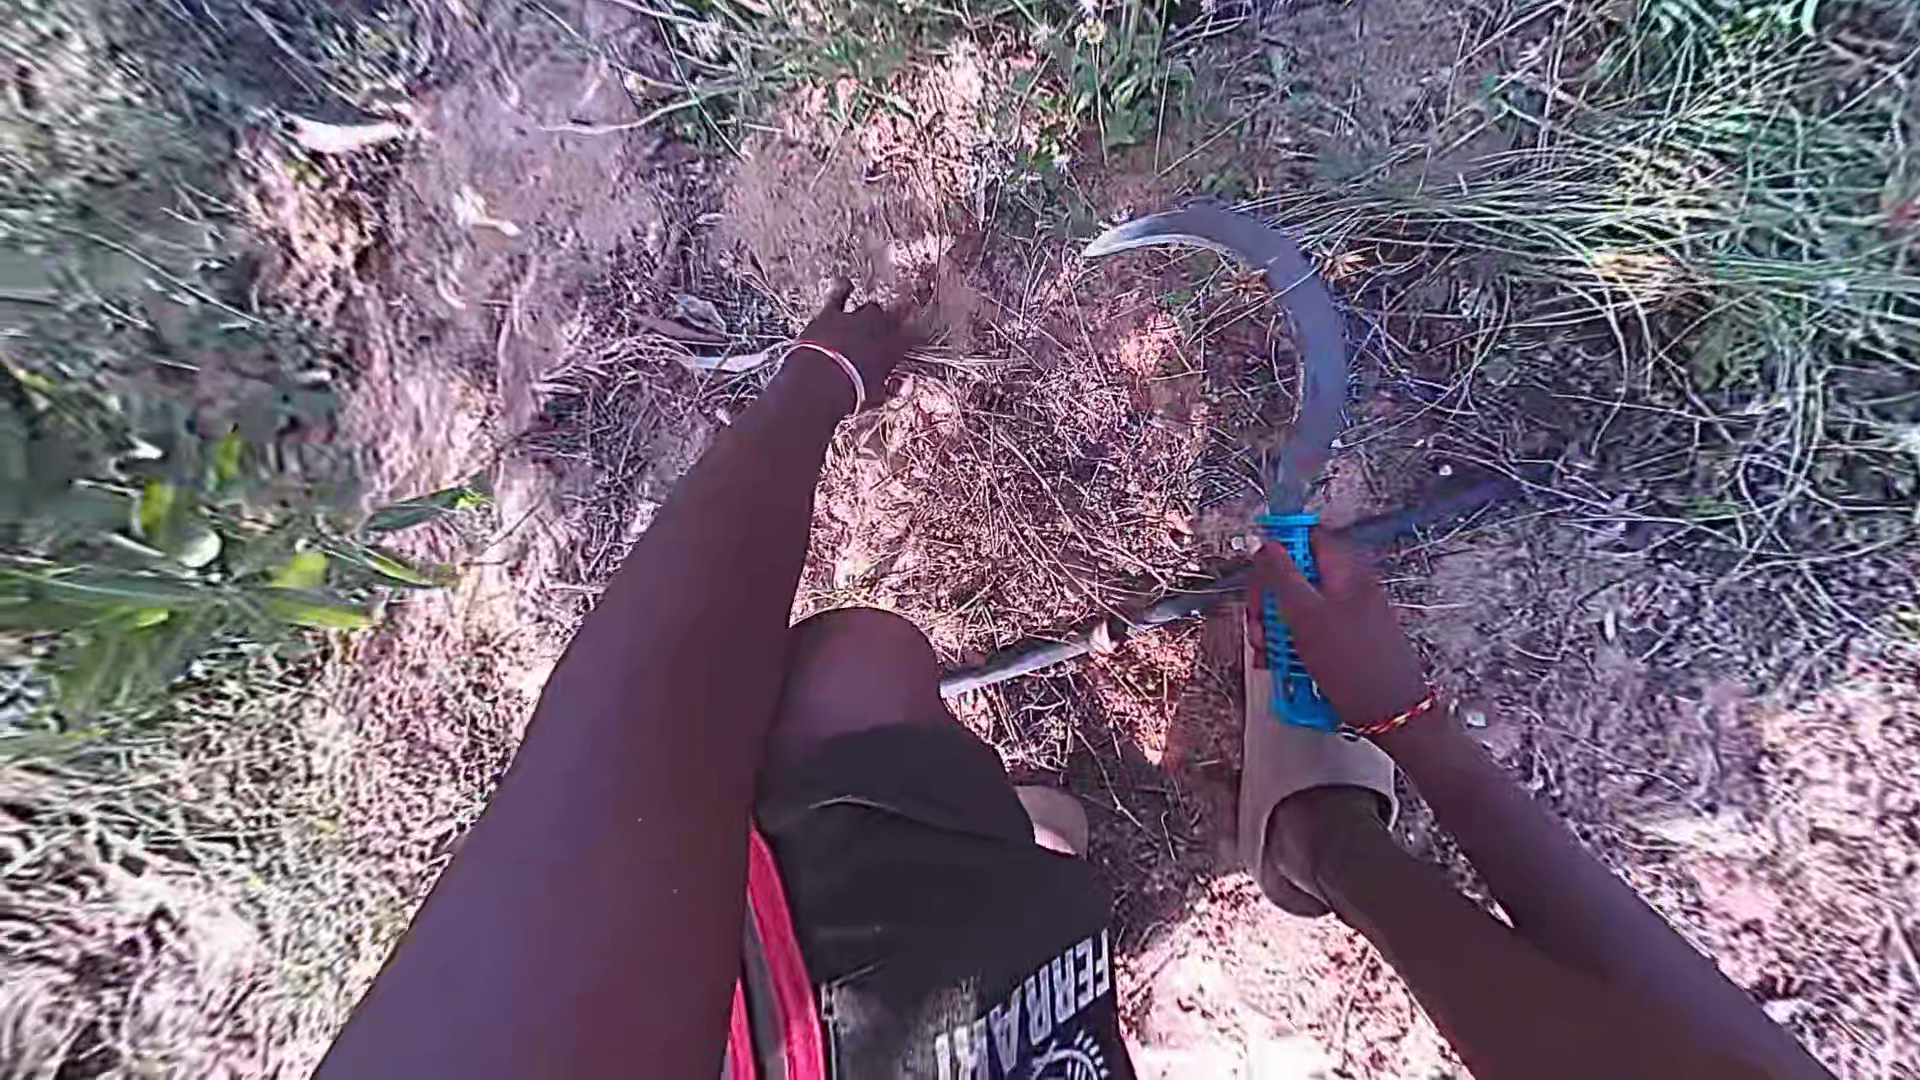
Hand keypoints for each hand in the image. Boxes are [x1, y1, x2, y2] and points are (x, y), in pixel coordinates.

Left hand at [790, 281, 916, 411]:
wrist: (822, 379)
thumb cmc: (853, 392)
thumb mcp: (878, 395)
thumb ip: (892, 386)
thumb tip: (903, 385)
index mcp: (895, 348)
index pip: (912, 337)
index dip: (914, 337)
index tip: (916, 339)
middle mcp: (879, 328)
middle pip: (893, 319)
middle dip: (894, 324)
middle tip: (890, 331)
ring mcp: (856, 318)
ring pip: (871, 307)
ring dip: (872, 311)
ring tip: (873, 313)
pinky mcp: (831, 313)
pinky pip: (839, 295)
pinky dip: (843, 289)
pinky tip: (845, 285)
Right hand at [1249, 532, 1429, 730]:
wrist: (1387, 713)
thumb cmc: (1352, 662)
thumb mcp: (1306, 615)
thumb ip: (1282, 576)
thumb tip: (1266, 545)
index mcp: (1345, 573)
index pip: (1308, 539)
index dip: (1279, 547)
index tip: (1257, 566)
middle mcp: (1344, 589)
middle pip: (1293, 576)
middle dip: (1268, 597)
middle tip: (1259, 619)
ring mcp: (1341, 615)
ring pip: (1293, 606)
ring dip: (1272, 625)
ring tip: (1267, 647)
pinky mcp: (1337, 639)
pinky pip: (1303, 630)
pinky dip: (1286, 643)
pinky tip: (1277, 661)